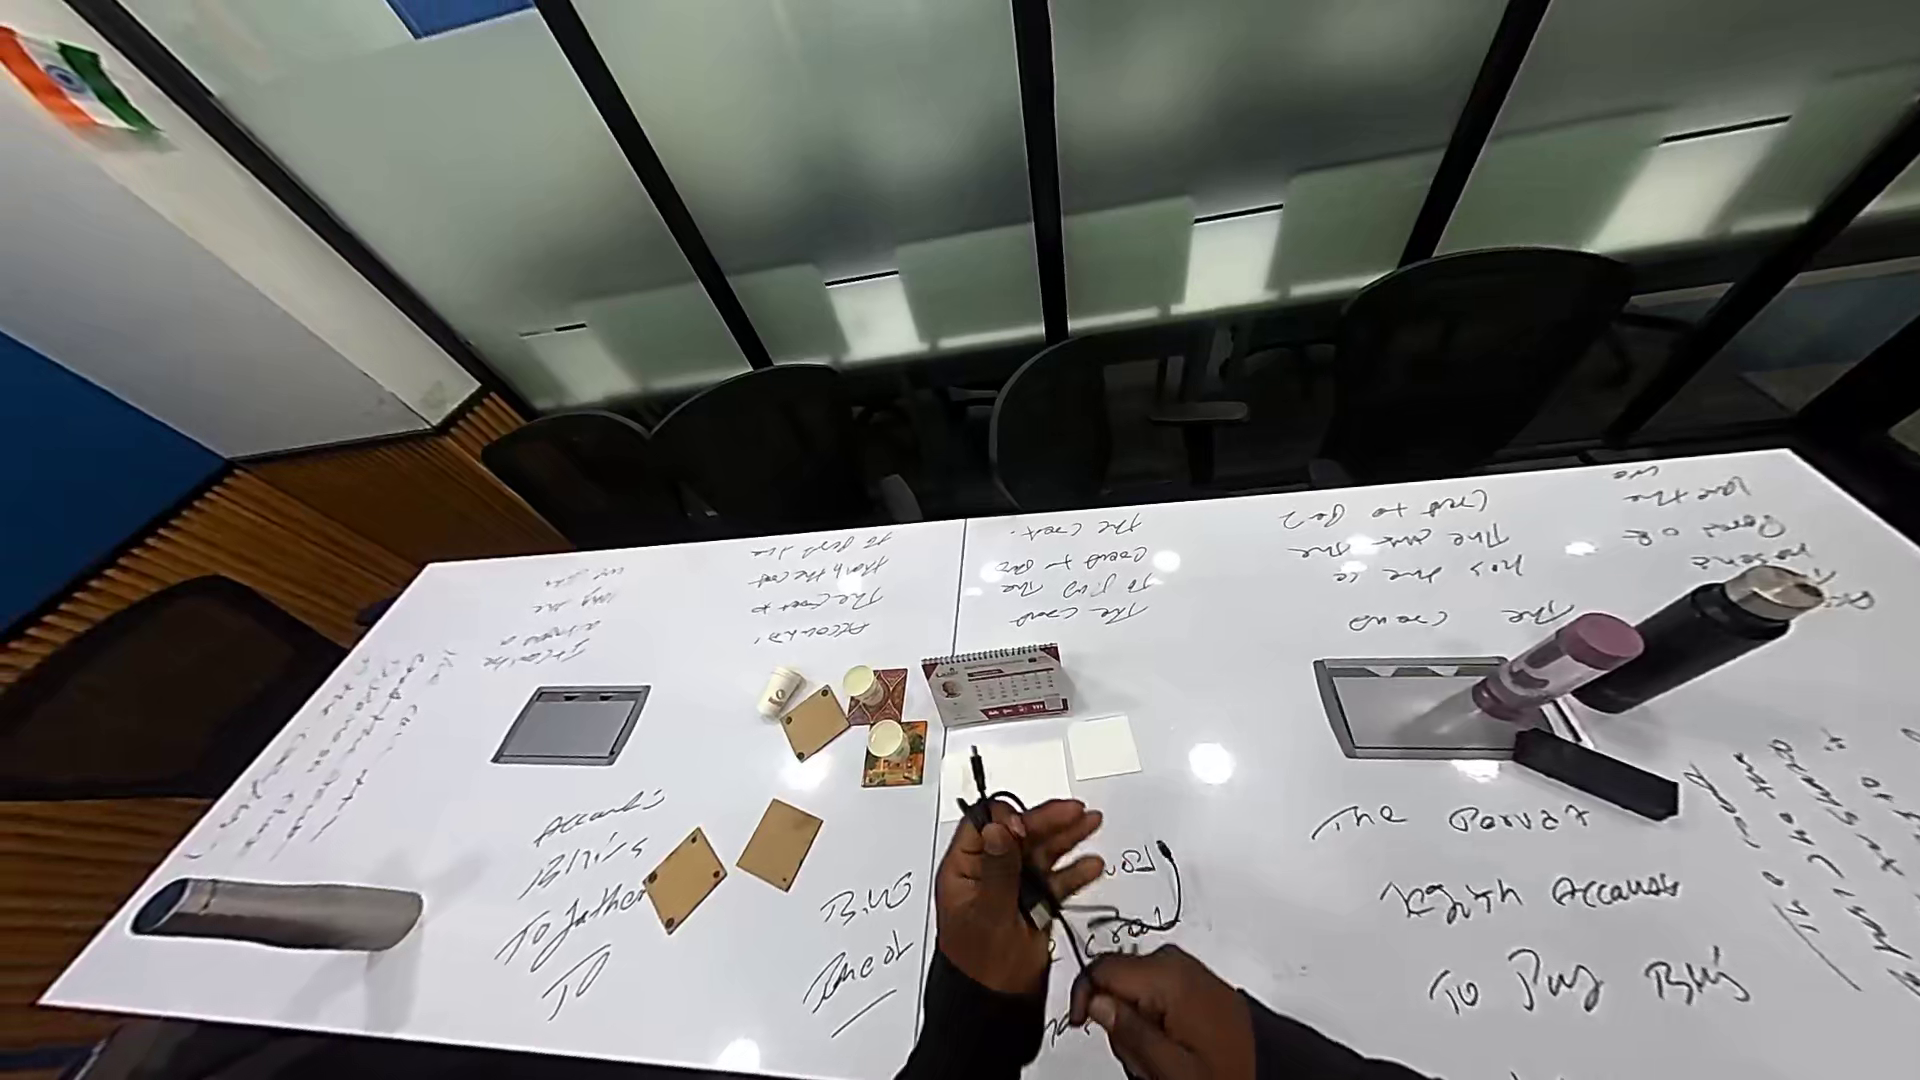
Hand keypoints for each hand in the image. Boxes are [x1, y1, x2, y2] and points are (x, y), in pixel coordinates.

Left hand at [935, 798, 1103, 995]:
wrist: (995, 1016)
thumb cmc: (978, 969)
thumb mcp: (988, 914)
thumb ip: (998, 870)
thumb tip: (999, 828)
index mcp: (966, 868)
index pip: (986, 825)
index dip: (1009, 819)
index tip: (1028, 824)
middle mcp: (990, 872)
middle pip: (1020, 834)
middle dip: (1048, 820)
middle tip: (1074, 811)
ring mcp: (1014, 888)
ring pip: (1041, 852)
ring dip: (1067, 837)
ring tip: (1090, 822)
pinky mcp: (1034, 905)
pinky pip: (1055, 880)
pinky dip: (1074, 871)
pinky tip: (1090, 864)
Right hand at [1069, 945, 1255, 1079]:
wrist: (1275, 1071)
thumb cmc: (1232, 1072)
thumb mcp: (1174, 1069)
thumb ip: (1129, 1031)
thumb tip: (1094, 1000)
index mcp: (1166, 973)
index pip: (1102, 968)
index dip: (1084, 995)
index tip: (1080, 1022)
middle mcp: (1171, 959)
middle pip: (1115, 978)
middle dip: (1119, 1020)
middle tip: (1143, 1060)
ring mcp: (1180, 965)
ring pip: (1130, 985)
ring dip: (1135, 1024)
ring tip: (1163, 1059)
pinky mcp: (1187, 975)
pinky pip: (1150, 988)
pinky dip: (1150, 1017)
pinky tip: (1169, 1045)